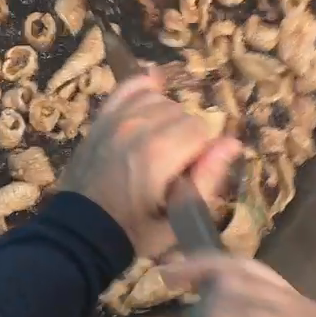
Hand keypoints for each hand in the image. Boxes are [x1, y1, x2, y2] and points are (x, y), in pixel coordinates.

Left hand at [59, 71, 240, 256]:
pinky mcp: (102, 118)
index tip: (190, 172)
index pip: (200, 129)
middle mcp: (137, 127)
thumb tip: (232, 143)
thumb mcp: (179, 217)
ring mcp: (116, 119)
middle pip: (180, 112)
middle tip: (175, 163)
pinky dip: (143, 87)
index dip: (202, 151)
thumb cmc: (135, 229)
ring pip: (158, 98)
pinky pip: (128, 88)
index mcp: (159, 153)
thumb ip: (208, 178)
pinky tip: (154, 90)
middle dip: (185, 135)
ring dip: (166, 116)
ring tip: (161, 142)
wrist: (83, 229)